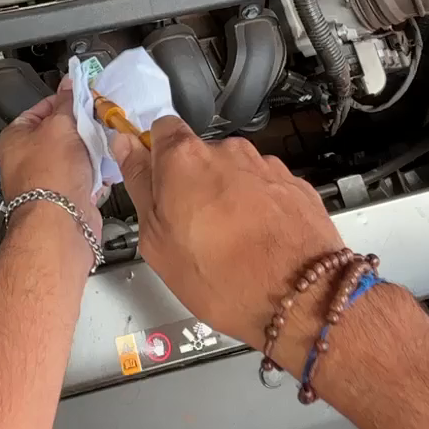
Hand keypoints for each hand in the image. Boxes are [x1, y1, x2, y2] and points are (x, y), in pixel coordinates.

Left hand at [0, 80, 98, 219]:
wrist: (61, 223)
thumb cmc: (49, 177)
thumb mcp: (61, 125)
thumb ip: (68, 102)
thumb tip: (69, 85)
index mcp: (14, 139)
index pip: (39, 109)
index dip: (62, 101)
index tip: (80, 96)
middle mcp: (25, 161)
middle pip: (58, 133)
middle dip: (80, 128)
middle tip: (95, 119)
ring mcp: (46, 181)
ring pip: (74, 156)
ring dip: (90, 150)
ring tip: (101, 143)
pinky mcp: (65, 198)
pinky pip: (84, 178)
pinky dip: (95, 172)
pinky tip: (104, 167)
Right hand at [112, 116, 344, 345]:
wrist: (301, 299)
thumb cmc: (223, 276)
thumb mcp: (156, 239)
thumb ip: (139, 184)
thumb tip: (126, 147)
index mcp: (184, 158)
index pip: (160, 129)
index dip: (155, 154)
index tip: (154, 179)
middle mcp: (226, 151)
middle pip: (199, 155)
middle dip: (193, 182)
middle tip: (190, 226)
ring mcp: (265, 165)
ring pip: (233, 173)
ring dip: (228, 196)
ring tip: (230, 242)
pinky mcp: (295, 184)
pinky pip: (265, 189)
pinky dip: (258, 207)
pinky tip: (258, 242)